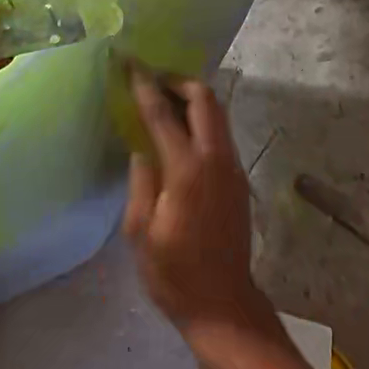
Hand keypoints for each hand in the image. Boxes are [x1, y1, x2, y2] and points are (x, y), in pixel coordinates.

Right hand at [123, 71, 317, 368]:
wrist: (224, 305)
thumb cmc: (173, 272)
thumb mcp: (140, 230)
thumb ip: (141, 180)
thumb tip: (142, 146)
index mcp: (186, 170)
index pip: (163, 113)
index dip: (145, 84)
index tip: (131, 62)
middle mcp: (215, 158)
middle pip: (204, 98)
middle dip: (177, 79)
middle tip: (151, 78)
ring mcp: (232, 166)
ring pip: (217, 111)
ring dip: (191, 96)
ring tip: (164, 98)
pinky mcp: (238, 177)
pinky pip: (220, 130)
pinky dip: (200, 116)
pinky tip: (180, 128)